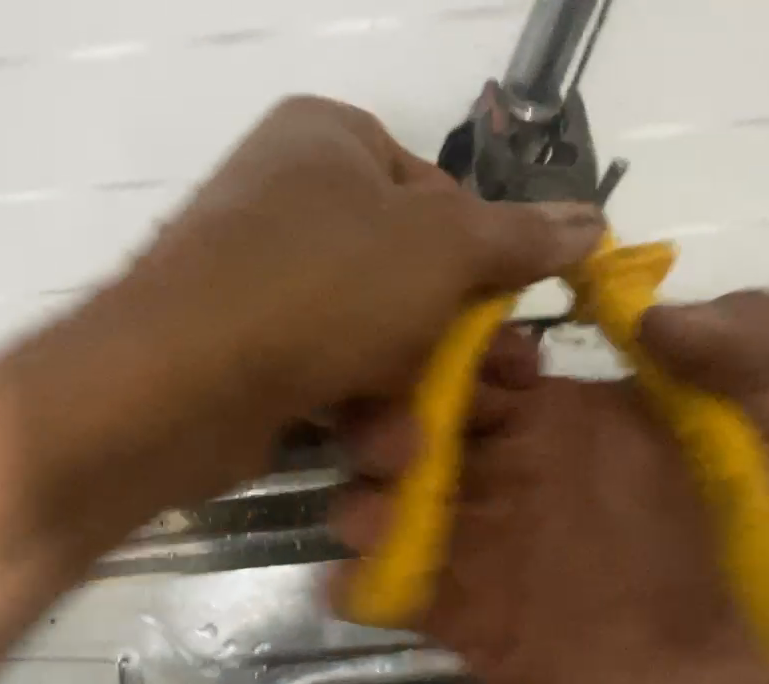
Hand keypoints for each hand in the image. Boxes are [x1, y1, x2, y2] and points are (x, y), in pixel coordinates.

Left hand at [119, 95, 605, 417]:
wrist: (179, 382)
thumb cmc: (320, 284)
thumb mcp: (440, 248)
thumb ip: (516, 238)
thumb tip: (589, 221)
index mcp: (325, 144)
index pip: (431, 192)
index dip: (480, 256)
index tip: (514, 311)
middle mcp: (284, 208)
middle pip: (400, 278)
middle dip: (455, 346)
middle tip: (507, 390)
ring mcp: (253, 290)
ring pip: (362, 341)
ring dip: (409, 396)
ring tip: (439, 439)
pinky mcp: (237, 362)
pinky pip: (317, 382)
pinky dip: (353, 417)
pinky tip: (380, 456)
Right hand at [329, 294, 768, 683]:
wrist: (754, 678)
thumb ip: (749, 346)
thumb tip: (648, 311)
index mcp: (554, 415)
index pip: (472, 361)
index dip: (453, 346)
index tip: (468, 360)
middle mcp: (497, 472)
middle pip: (405, 425)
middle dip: (380, 418)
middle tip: (402, 440)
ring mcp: (472, 545)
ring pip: (379, 504)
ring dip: (360, 500)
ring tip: (377, 517)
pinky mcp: (460, 615)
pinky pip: (386, 592)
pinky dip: (356, 582)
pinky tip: (360, 581)